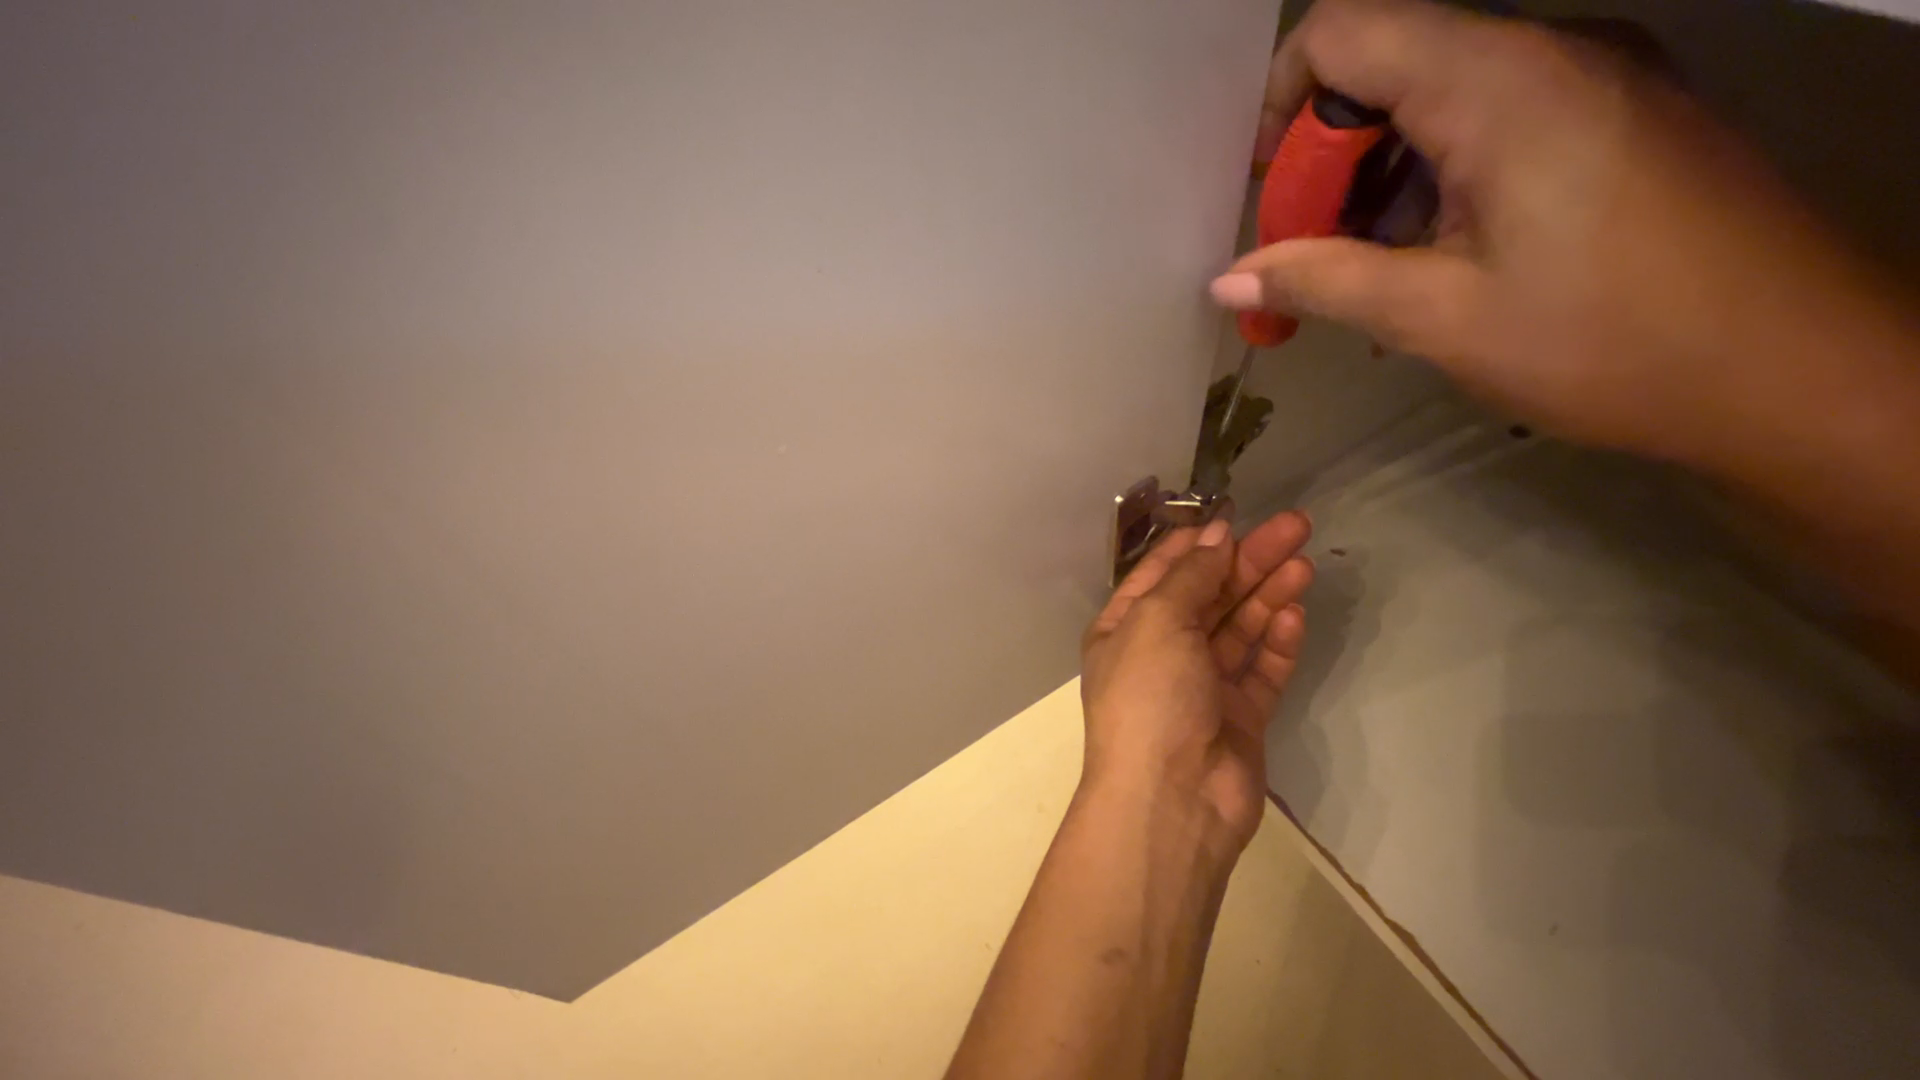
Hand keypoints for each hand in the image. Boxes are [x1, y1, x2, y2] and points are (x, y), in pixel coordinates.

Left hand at [1078, 510, 1313, 857]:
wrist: (1170, 799)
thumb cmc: (1149, 697)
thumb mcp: (1156, 622)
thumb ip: (1191, 577)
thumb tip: (1216, 536)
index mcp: (1125, 629)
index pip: (1163, 573)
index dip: (1198, 543)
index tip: (1236, 515)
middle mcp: (1161, 653)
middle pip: (1210, 594)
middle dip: (1249, 560)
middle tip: (1297, 526)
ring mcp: (1202, 686)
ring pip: (1240, 627)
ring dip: (1269, 593)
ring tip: (1305, 561)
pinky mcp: (1240, 716)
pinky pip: (1261, 669)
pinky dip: (1277, 642)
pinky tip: (1295, 612)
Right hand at [1210, 0, 1914, 470]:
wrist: (1794, 369)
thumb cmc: (1606, 342)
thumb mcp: (1439, 318)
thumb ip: (1321, 284)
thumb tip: (1226, 282)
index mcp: (1500, 83)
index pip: (1344, 32)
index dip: (1282, 107)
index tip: (1269, 198)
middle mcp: (1549, 52)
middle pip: (1387, 67)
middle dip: (1325, 163)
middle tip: (1305, 261)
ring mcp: (1593, 80)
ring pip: (1437, 99)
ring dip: (1377, 183)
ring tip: (1365, 278)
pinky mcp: (1618, 115)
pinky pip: (1493, 122)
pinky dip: (1435, 183)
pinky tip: (1429, 264)